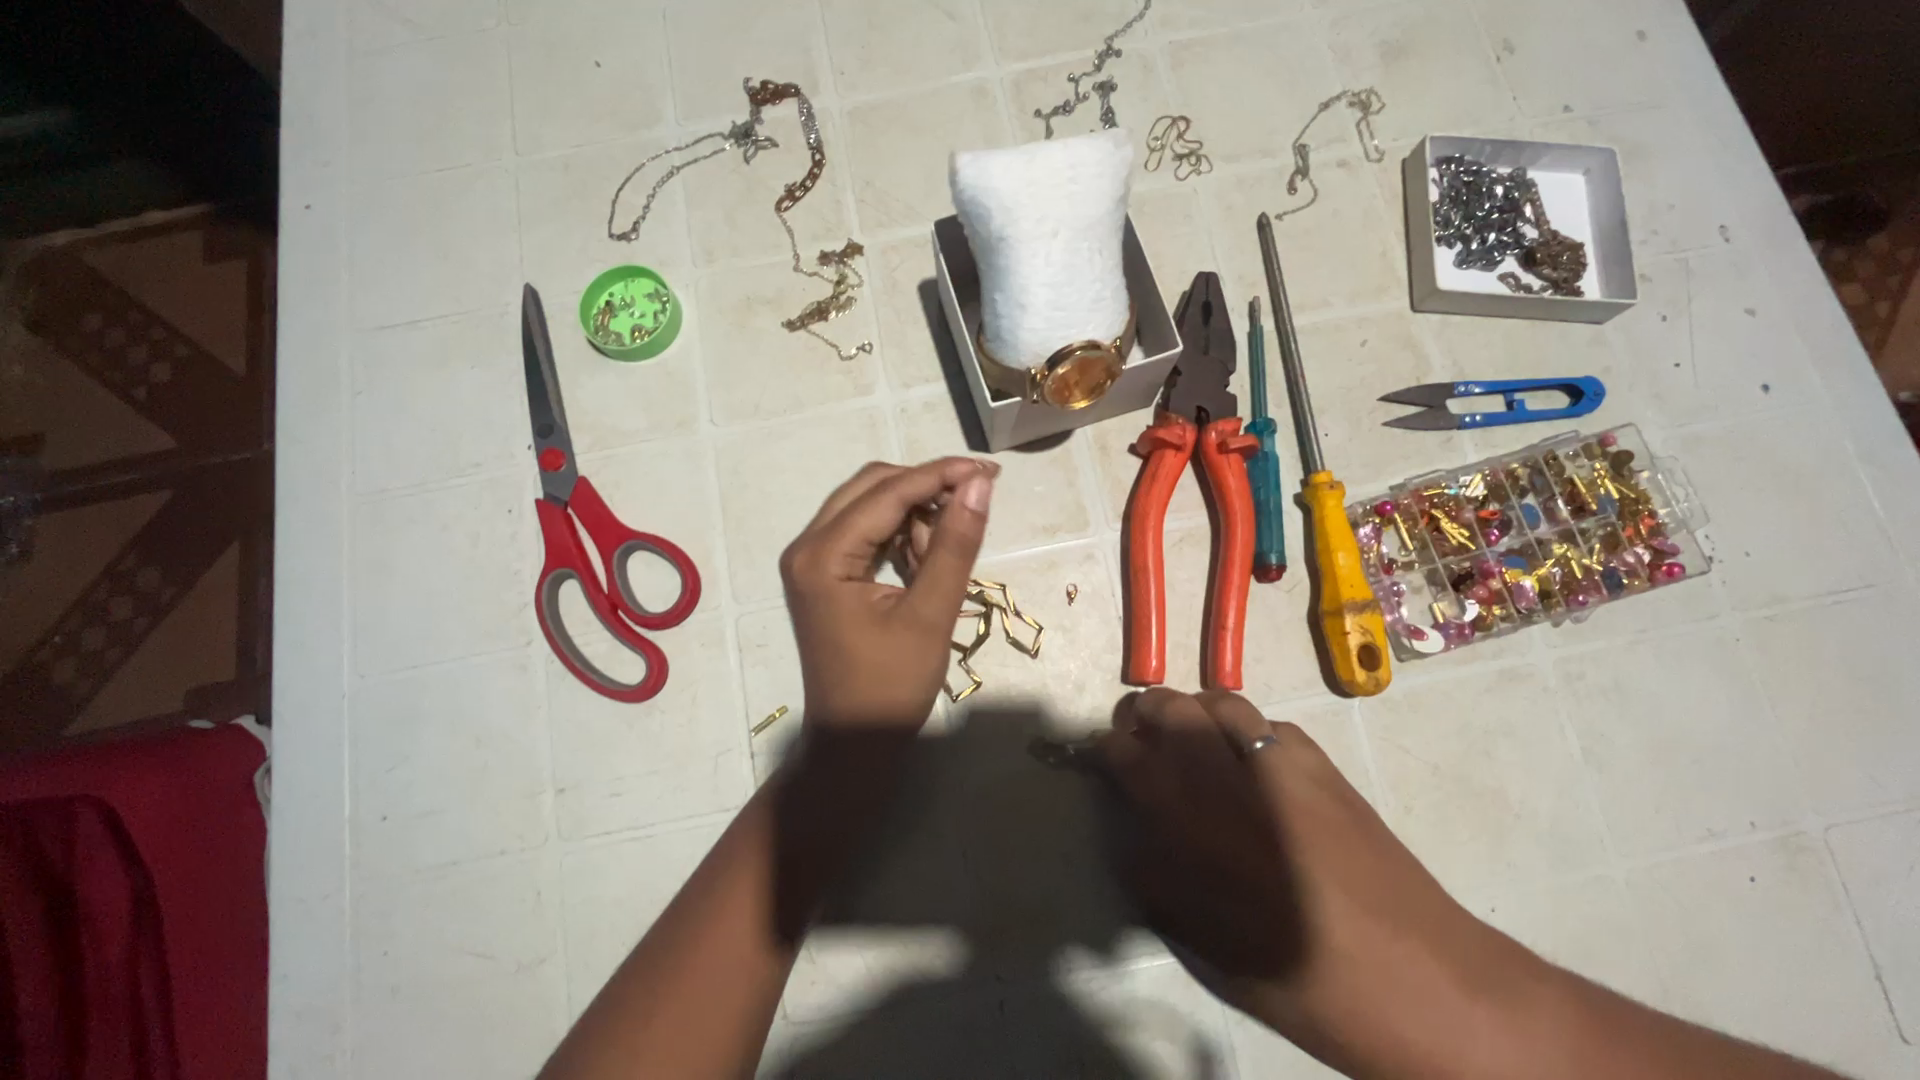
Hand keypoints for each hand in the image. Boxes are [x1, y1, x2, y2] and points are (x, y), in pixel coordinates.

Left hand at [781, 458, 996, 733]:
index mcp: (822, 555)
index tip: (991, 472)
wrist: (853, 744)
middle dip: (926, 490)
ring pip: (868, 507)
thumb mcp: (930, 614)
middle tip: (975, 505)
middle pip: (872, 488)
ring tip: (947, 551)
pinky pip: (863, 533)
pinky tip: (925, 561)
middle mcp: (806, 547)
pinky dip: (898, 536)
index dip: (941, 476)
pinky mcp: (822, 576)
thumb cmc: (890, 686)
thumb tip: (980, 486)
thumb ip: (954, 545)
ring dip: (913, 515)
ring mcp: (810, 561)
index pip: (887, 492)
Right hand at [1097, 689, 1538, 1075]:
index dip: (1109, 747)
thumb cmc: (1294, 975)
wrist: (1415, 977)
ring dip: (1192, 708)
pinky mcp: (1323, 765)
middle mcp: (1231, 775)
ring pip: (1220, 701)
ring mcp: (1282, 762)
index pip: (1128, 755)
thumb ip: (1156, 877)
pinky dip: (1243, 727)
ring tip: (1187, 733)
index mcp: (1192, 823)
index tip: (1102, 753)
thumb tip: (1136, 833)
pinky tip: (1246, 760)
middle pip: (1170, 708)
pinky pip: (1268, 724)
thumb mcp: (1203, 940)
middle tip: (1136, 732)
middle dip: (1143, 710)